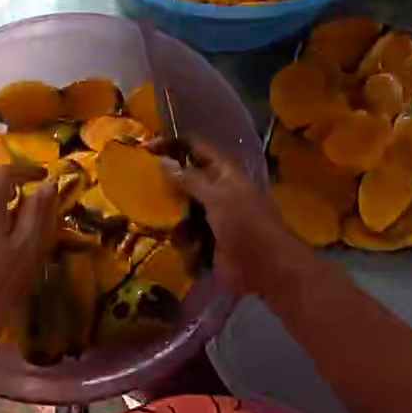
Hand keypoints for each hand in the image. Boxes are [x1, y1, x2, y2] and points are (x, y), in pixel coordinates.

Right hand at [162, 141, 306, 295]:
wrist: (267, 269)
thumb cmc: (246, 225)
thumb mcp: (218, 197)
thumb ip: (189, 179)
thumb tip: (162, 161)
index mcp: (223, 172)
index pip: (193, 147)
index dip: (171, 144)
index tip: (144, 149)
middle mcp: (215, 191)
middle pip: (181, 182)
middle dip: (166, 192)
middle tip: (147, 197)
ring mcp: (210, 218)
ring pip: (179, 213)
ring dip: (179, 226)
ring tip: (188, 238)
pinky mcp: (205, 243)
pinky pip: (184, 239)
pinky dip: (188, 248)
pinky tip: (197, 256)